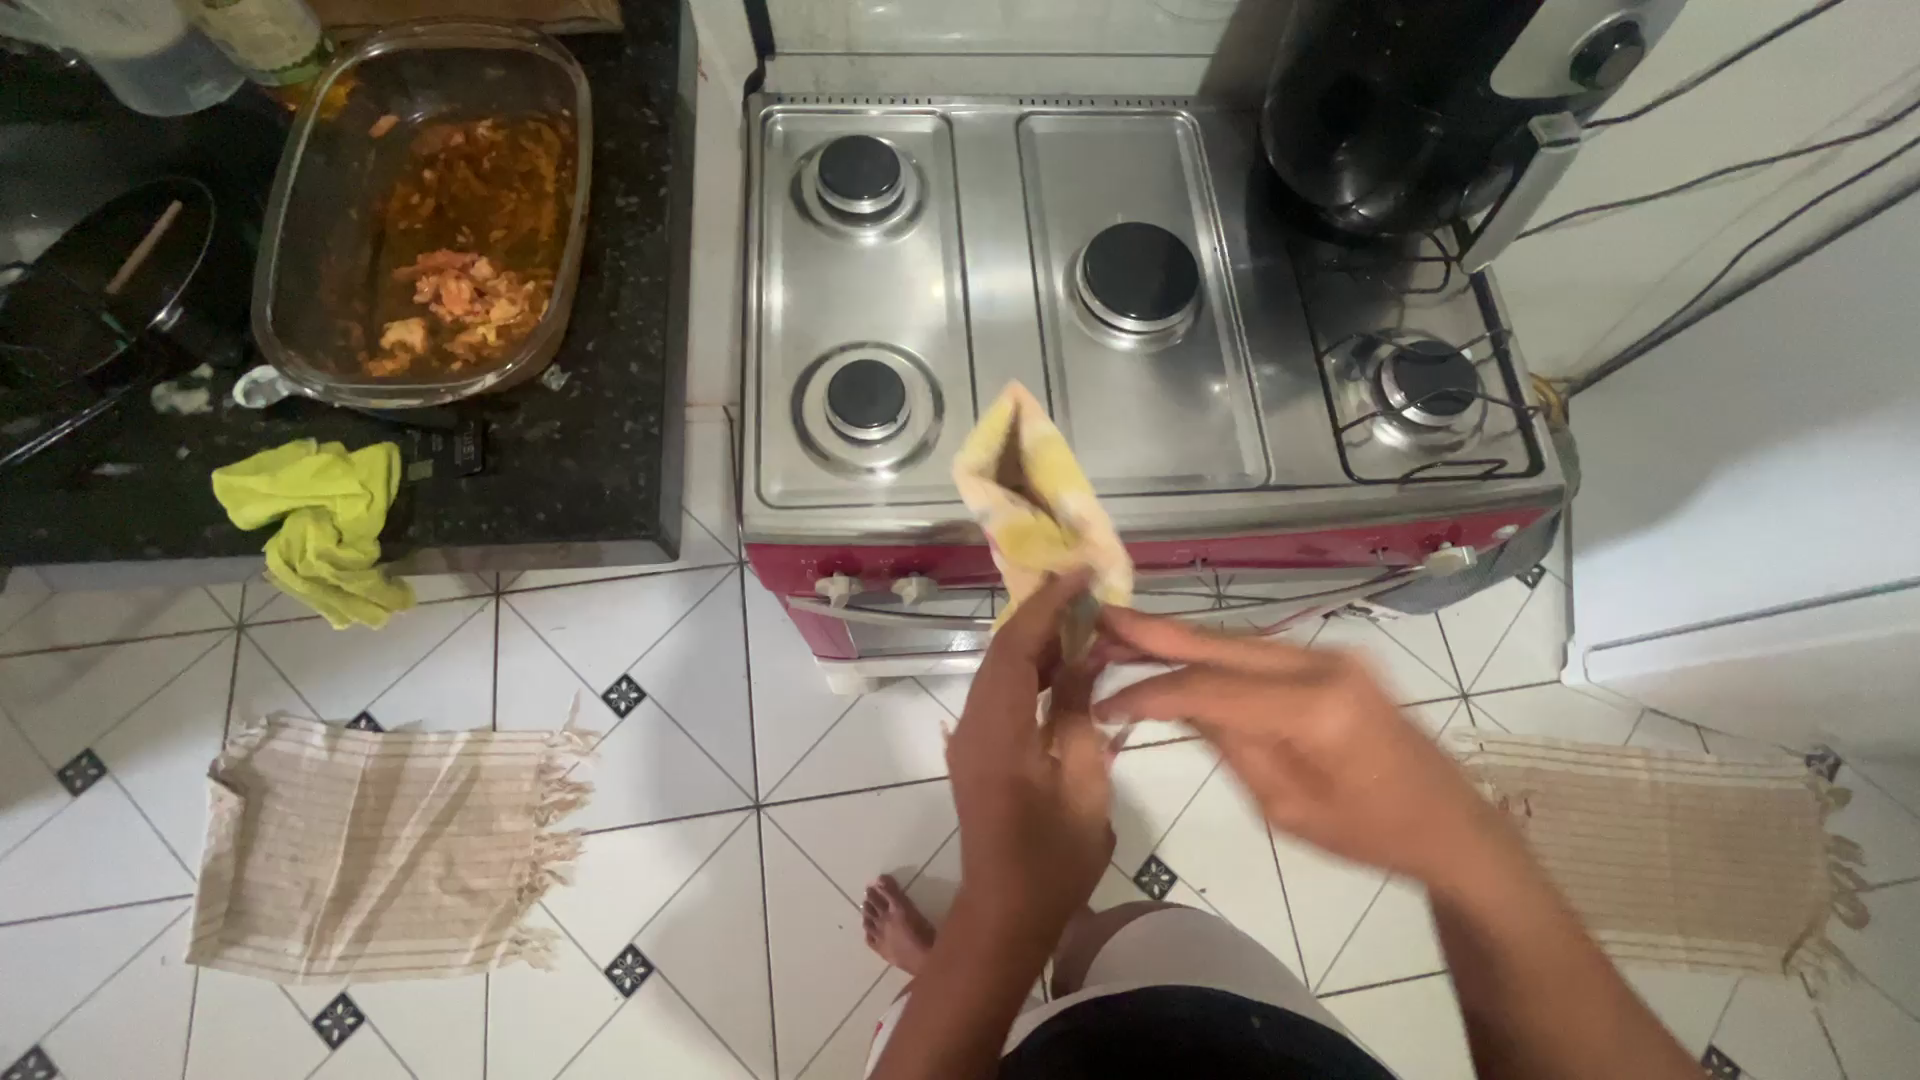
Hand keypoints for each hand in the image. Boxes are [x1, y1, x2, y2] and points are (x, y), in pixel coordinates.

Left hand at [948, 570, 1114, 941]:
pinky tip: (1062, 667)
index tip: (1078, 573)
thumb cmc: (1054, 857)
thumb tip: (1082, 658)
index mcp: (998, 730)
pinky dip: (1028, 671)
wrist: (1005, 912)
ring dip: (1035, 642)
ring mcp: (968, 736)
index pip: (1016, 646)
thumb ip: (1078, 712)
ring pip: (998, 670)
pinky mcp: (975, 749)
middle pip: (1001, 651)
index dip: (1047, 605)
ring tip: (1080, 619)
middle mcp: (972, 723)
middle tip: (1084, 588)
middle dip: (1041, 615)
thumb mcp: (1084, 782)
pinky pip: (999, 693)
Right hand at [1093, 608, 1521, 893]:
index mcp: (1312, 708)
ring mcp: (1330, 653)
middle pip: (1217, 643)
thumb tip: (1173, 702)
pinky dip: (1210, 651)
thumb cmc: (1368, 834)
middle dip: (1152, 631)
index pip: (1207, 688)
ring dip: (1177, 638)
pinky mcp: (1331, 658)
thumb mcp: (1284, 805)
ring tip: (1122, 631)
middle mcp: (1320, 662)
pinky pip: (1256, 650)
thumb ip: (1228, 743)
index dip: (1148, 691)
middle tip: (1097, 616)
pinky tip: (1176, 649)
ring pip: (1233, 640)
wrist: (1452, 824)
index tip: (1102, 702)